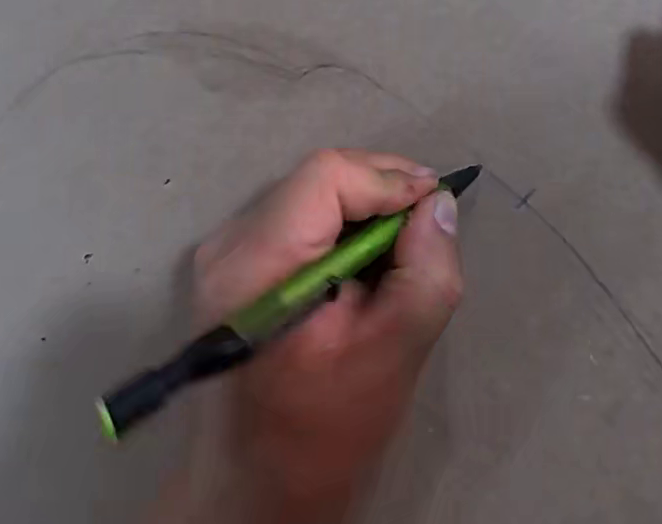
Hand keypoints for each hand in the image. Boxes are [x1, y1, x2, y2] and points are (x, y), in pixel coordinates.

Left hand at [151, 150, 462, 523]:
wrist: (251, 485)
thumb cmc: (323, 433)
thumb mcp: (393, 357)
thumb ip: (426, 272)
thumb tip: (438, 203)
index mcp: (257, 263)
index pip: (324, 176)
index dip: (386, 177)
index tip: (435, 199)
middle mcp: (229, 242)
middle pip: (315, 178)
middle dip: (379, 184)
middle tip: (427, 213)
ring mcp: (223, 248)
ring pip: (306, 190)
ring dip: (362, 201)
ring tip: (403, 235)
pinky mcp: (231, 259)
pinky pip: (294, 213)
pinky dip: (338, 220)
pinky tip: (365, 253)